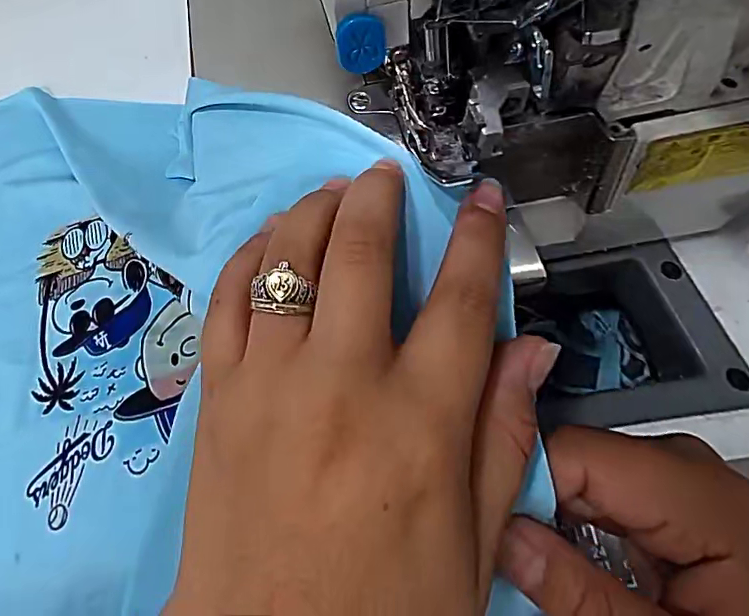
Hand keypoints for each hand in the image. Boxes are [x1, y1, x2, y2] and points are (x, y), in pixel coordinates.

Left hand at [166, 162, 560, 614]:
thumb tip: (530, 351)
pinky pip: (227, 296)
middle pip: (359, 251)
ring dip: (310, 210)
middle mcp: (340, 381)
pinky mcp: (217, 388)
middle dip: (375, 196)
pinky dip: (248, 254)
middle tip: (382, 175)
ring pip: (286, 257)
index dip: (477, 236)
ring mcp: (269, 378)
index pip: (460, 299)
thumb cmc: (380, 611)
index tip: (481, 197)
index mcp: (418, 422)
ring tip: (329, 193)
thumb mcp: (471, 544)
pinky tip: (267, 238)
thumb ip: (503, 437)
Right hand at [495, 427, 748, 614]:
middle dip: (530, 496)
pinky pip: (600, 492)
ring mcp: (680, 481)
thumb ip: (585, 593)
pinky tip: (553, 549)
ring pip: (580, 472)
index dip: (520, 483)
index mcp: (697, 490)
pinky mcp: (673, 503)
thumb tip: (505, 536)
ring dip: (545, 510)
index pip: (572, 450)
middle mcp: (687, 467)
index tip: (489, 525)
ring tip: (517, 548)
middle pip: (573, 456)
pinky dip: (570, 520)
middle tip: (496, 543)